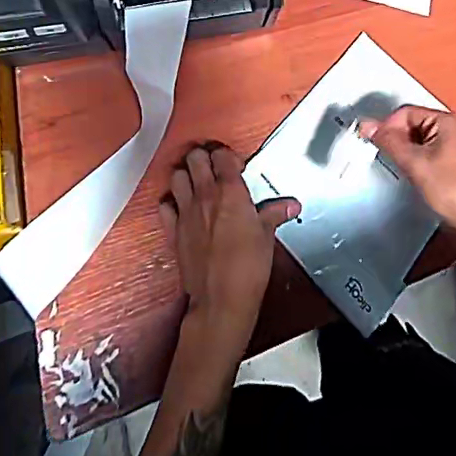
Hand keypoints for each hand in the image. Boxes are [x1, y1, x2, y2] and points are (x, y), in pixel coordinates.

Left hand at [157, 145, 300, 331]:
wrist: (221, 299)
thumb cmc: (248, 267)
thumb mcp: (267, 236)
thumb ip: (275, 213)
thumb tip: (291, 206)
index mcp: (231, 192)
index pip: (223, 155)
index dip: (229, 156)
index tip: (236, 166)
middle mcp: (205, 196)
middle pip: (195, 157)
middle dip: (205, 157)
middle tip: (215, 168)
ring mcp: (186, 212)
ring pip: (177, 175)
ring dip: (186, 174)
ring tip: (198, 182)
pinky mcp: (173, 231)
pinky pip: (165, 205)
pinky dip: (172, 201)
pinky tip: (182, 207)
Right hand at [359, 107, 455, 236]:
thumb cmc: (448, 188)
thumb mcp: (413, 161)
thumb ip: (389, 141)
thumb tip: (367, 124)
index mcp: (445, 121)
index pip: (407, 112)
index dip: (388, 125)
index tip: (375, 141)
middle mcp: (450, 128)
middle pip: (412, 123)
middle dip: (396, 136)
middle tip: (384, 153)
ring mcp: (451, 145)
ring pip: (417, 137)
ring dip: (403, 147)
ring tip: (397, 163)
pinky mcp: (449, 160)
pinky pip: (424, 150)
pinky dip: (412, 156)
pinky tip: (408, 170)